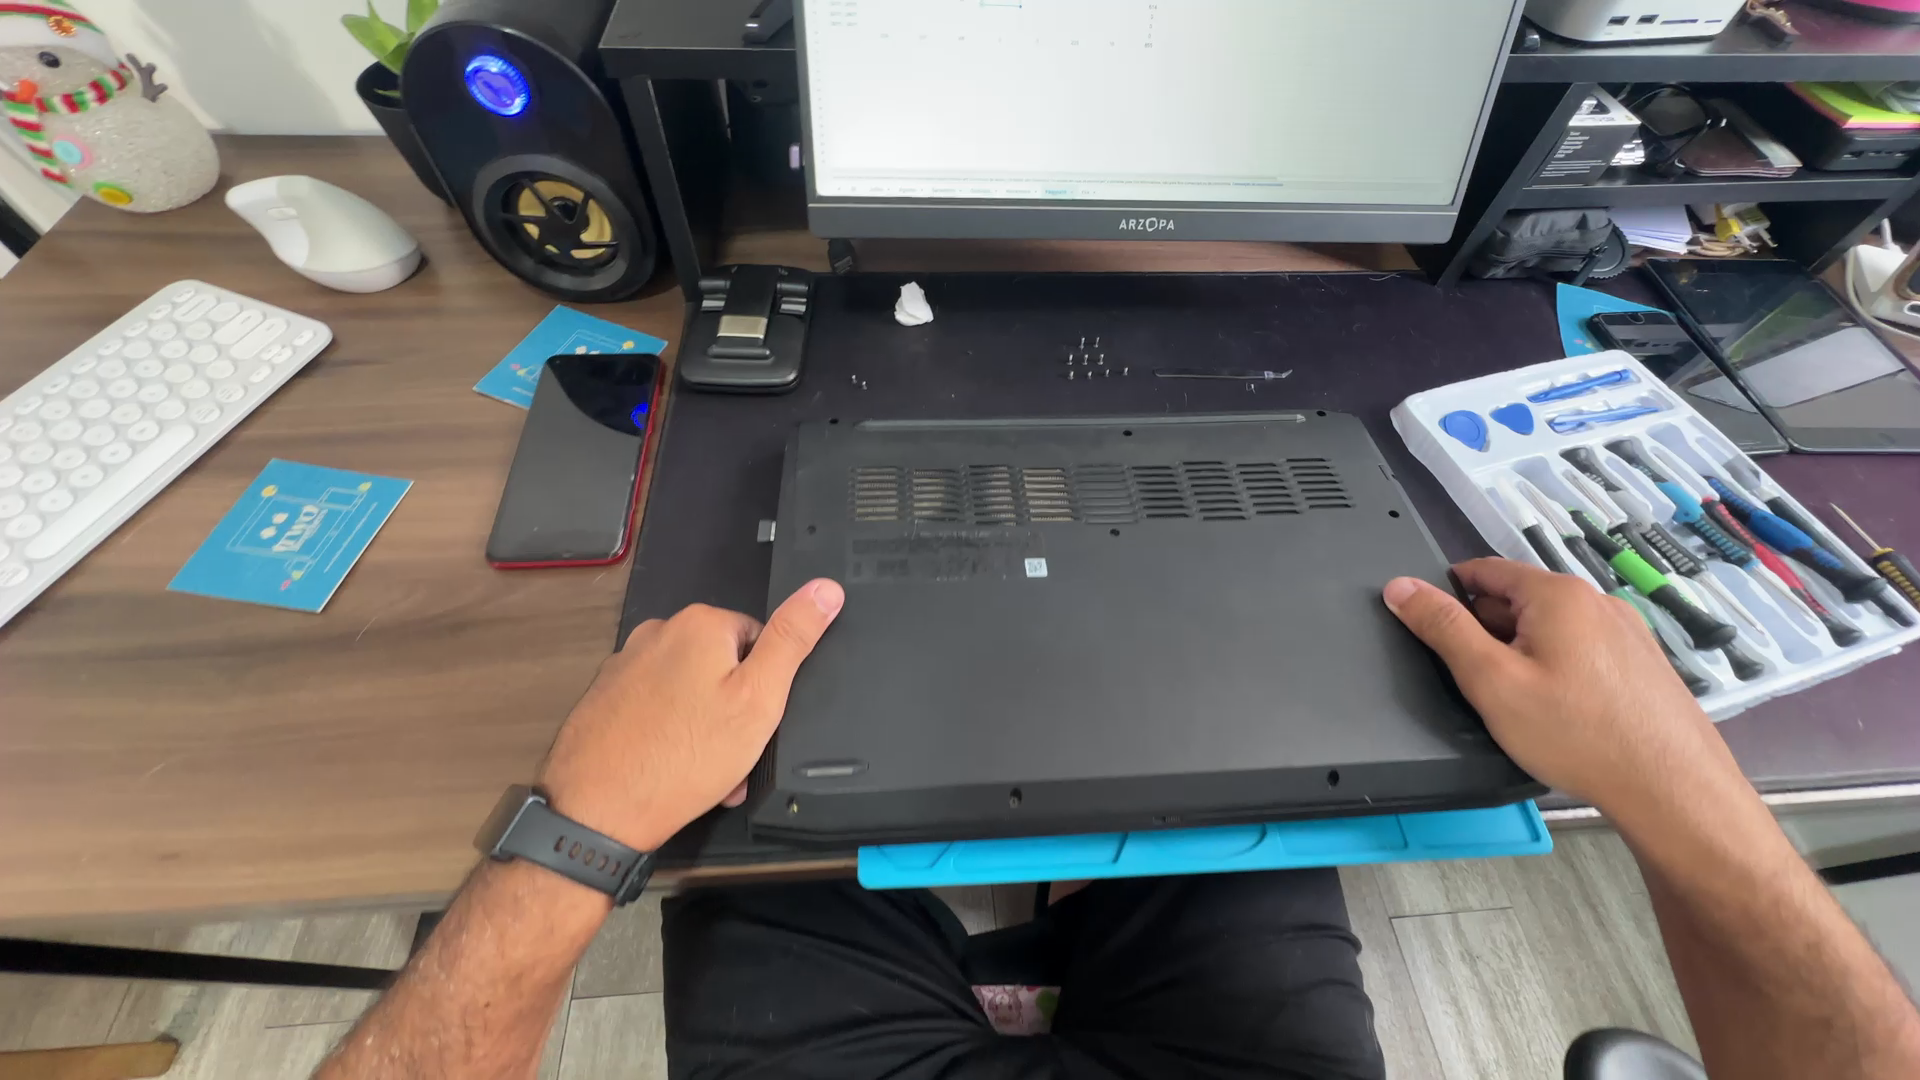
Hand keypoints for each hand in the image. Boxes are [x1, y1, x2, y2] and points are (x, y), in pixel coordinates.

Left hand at [537, 579, 845, 852]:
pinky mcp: (605, 698)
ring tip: (708, 773)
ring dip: (706, 726)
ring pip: (689, 691)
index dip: (766, 687)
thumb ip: (793, 638)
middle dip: (735, 709)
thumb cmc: (684, 756)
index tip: (757, 725)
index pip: (759, 641)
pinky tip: (675, 769)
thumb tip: (824, 589)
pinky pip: (657, 709)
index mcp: (700, 624)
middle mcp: (658, 633)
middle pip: (721, 665)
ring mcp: (625, 665)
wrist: (595, 813)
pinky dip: (672, 734)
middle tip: (735, 755)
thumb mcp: (760, 697)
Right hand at [1381, 558, 1740, 816]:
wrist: (1675, 794)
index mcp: (1557, 594)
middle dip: (1484, 630)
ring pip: (1545, 627)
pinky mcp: (1643, 663)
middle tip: (1478, 679)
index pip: (1480, 570)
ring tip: (1519, 701)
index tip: (1434, 635)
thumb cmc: (1574, 732)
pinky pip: (1578, 649)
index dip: (1445, 596)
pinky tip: (1559, 710)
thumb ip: (1441, 627)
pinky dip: (1554, 667)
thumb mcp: (1489, 679)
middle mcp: (1597, 602)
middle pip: (1513, 599)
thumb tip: (1399, 586)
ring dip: (1518, 651)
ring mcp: (1627, 632)